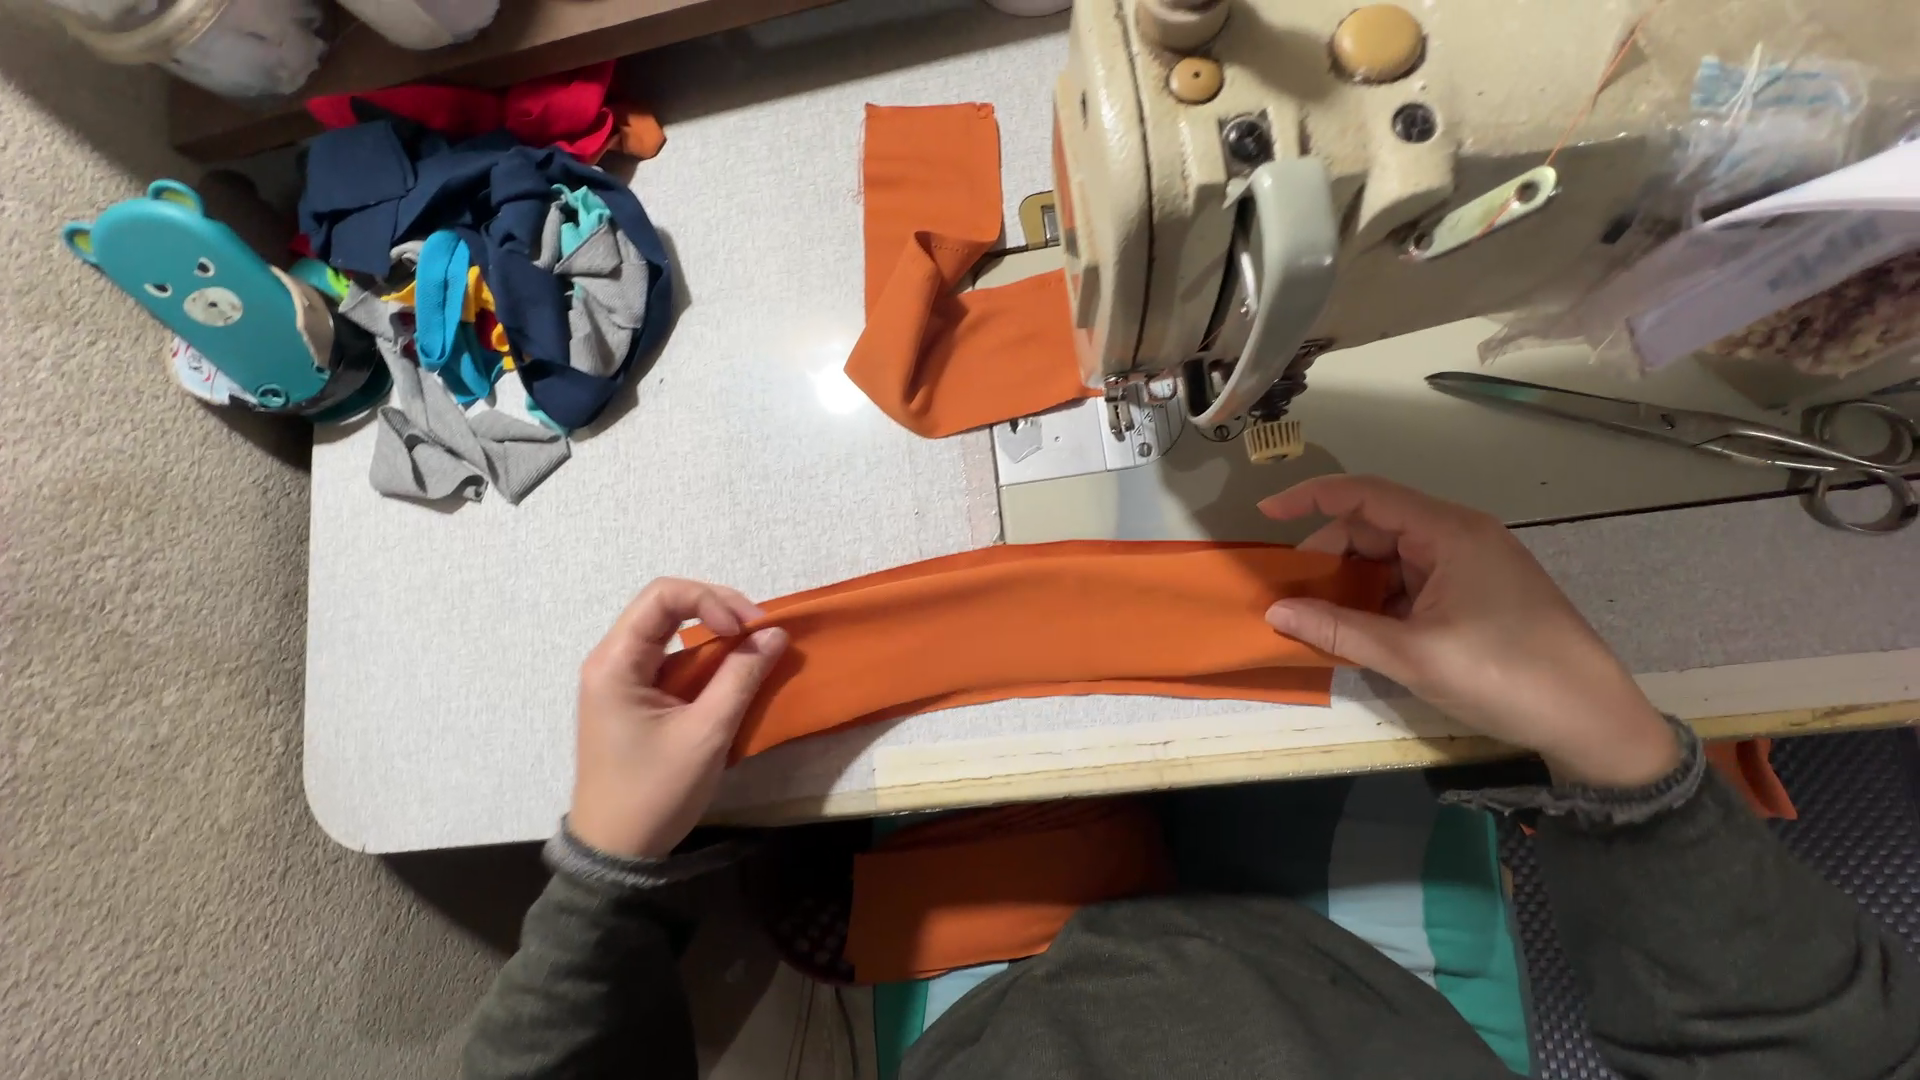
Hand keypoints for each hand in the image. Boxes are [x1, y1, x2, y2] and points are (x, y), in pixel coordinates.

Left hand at [569, 578, 787, 857]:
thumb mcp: (707, 733)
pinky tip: (735, 673)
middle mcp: (612, 660)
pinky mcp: (635, 697)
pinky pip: (674, 660)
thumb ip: (742, 677)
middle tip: (761, 632)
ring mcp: (622, 679)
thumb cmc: (655, 791)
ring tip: (755, 651)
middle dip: (719, 610)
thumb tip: (774, 634)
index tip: (746, 628)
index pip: (663, 595)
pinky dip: (708, 660)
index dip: (711, 599)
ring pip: (672, 632)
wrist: (616, 851)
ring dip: (717, 636)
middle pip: (667, 606)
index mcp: (615, 662)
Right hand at [1259, 475, 1677, 787]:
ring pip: (1388, 556)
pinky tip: (1356, 628)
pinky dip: (1375, 598)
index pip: (1366, 494)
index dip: (1311, 497)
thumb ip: (1338, 630)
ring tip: (1317, 615)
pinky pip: (1408, 581)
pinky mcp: (1473, 592)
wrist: (1594, 722)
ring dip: (1349, 581)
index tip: (1266, 514)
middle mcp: (1457, 536)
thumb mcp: (1413, 655)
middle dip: (1327, 555)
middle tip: (1292, 593)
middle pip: (1373, 526)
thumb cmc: (1506, 676)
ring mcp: (1468, 565)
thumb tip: (1275, 611)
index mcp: (1449, 533)